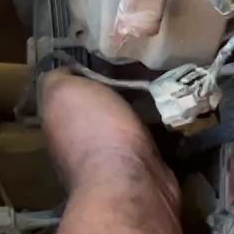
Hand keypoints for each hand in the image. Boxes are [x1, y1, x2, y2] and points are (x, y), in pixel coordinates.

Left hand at [39, 73, 178, 206]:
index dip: (87, 70)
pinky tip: (175, 105)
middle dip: (120, 85)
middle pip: (102, 104)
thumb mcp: (63, 91)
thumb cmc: (94, 129)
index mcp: (61, 122)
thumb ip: (57, 78)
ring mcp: (116, 158)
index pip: (71, 91)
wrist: (130, 182)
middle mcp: (83, 142)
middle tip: (142, 63)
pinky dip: (164, 124)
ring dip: (145, 104)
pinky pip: (154, 137)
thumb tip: (64, 72)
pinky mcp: (147, 168)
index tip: (108, 51)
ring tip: (162, 79)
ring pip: (130, 119)